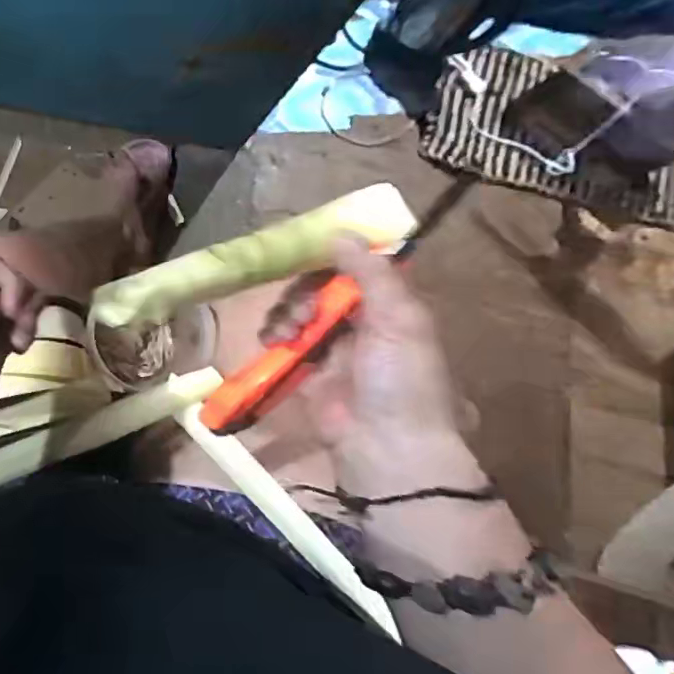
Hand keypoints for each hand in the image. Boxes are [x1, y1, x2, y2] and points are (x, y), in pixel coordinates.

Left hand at [0, 255, 44, 465]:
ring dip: (25, 320)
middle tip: (21, 330)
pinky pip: (13, 330)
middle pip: (4, 288)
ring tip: (23, 345)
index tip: (13, 309)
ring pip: (13, 310)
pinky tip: (22, 350)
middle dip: (20, 303)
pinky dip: (22, 334)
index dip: (7, 283)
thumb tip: (0, 286)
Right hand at [295, 236, 482, 495]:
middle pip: (318, 288)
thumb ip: (371, 274)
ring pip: (295, 311)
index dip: (331, 260)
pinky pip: (280, 340)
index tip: (306, 257)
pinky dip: (272, 335)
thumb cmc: (400, 378)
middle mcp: (359, 320)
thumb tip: (339, 232)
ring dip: (285, 314)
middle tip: (303, 313)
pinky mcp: (303, 367)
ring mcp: (329, 344)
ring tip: (285, 334)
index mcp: (390, 305)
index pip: (355, 268)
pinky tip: (273, 343)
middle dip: (302, 294)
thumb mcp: (399, 319)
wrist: (381, 441)